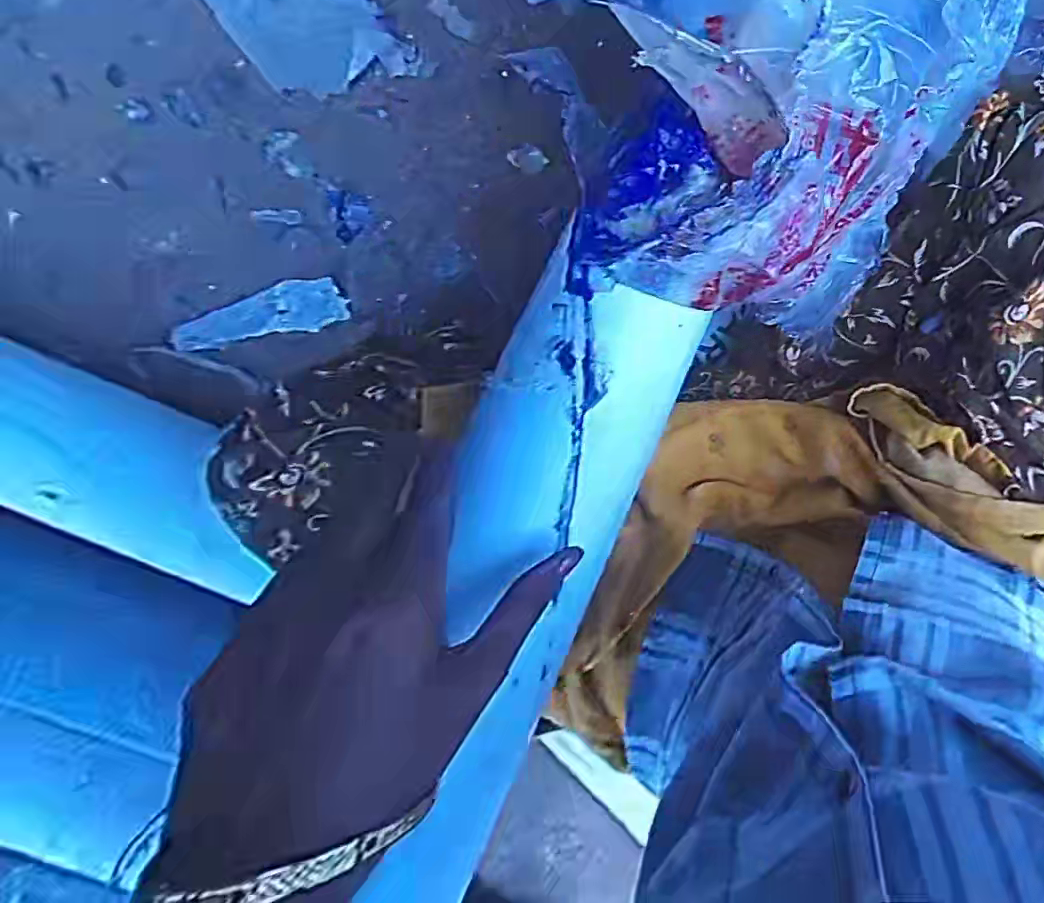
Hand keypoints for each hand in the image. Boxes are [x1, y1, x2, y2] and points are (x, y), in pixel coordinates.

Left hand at [144, 450, 581, 894]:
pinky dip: (317, 563)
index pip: (423, 514)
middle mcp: (330, 598)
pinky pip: (282, 587)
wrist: (270, 849)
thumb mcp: (474, 684)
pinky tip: (332, 574)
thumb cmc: (400, 757)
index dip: (437, 472)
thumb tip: (569, 555)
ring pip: (316, 544)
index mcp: (399, 604)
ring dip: (352, 514)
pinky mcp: (228, 650)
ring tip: (378, 497)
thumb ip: (521, 609)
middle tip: (413, 444)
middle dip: (390, 471)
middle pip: (361, 510)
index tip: (446, 441)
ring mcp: (268, 622)